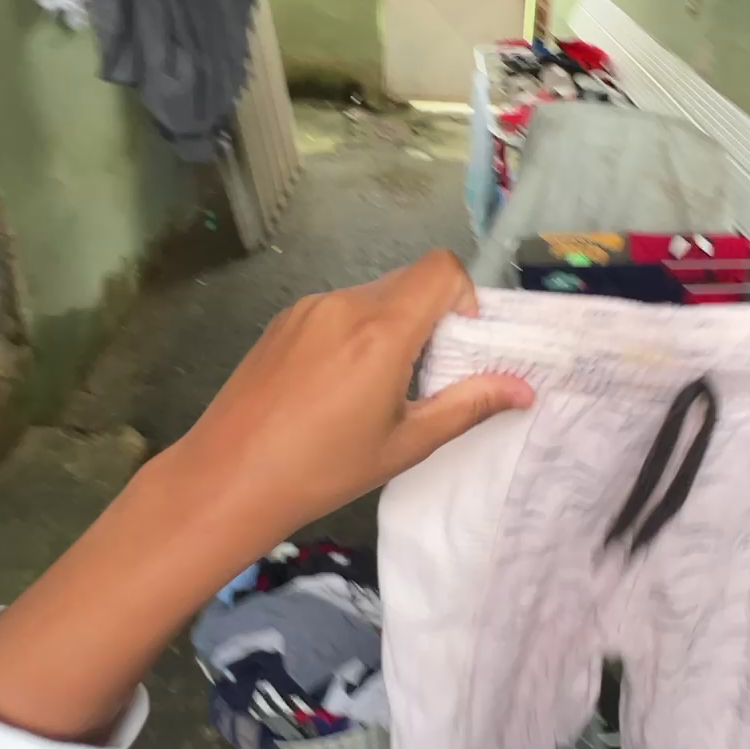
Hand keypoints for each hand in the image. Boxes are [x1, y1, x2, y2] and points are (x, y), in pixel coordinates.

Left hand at [158, 249, 534, 531]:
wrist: (224, 479)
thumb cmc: (323, 469)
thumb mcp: (405, 443)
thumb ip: (469, 406)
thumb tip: (525, 391)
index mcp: (381, 331)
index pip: (441, 269)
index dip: (462, 296)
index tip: (455, 343)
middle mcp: (345, 303)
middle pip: (410, 281)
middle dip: (431, 315)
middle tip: (420, 373)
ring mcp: (308, 307)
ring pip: (374, 294)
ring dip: (393, 323)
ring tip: (372, 385)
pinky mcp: (283, 319)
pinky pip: (339, 307)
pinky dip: (357, 329)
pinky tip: (333, 382)